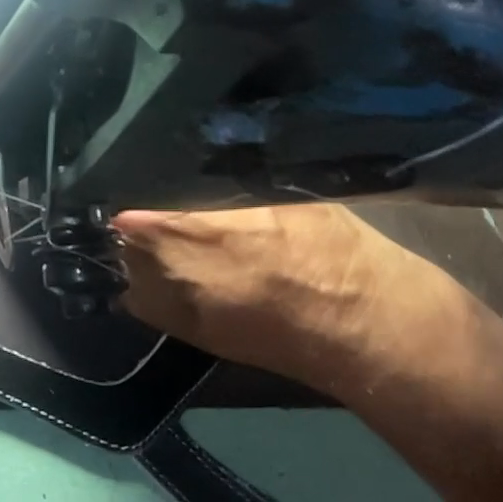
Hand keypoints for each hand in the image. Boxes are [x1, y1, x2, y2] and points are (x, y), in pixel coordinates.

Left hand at [111, 204, 458, 393]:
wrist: (375, 333)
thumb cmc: (336, 252)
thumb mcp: (281, 196)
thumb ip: (224, 187)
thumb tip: (190, 166)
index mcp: (203, 228)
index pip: (134, 211)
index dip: (128, 196)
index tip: (129, 181)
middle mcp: (181, 269)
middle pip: (126, 239)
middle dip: (132, 223)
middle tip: (144, 204)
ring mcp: (183, 307)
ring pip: (130, 270)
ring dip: (136, 254)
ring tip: (154, 237)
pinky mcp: (192, 337)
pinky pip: (142, 304)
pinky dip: (143, 286)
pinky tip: (160, 270)